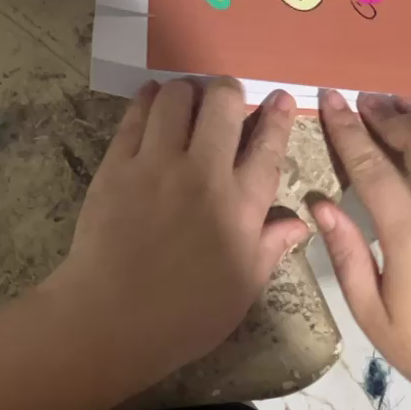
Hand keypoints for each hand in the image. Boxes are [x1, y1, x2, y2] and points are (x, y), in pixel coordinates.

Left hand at [45, 78, 308, 381]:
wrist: (111, 317)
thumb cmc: (184, 314)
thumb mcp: (242, 289)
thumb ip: (270, 247)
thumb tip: (300, 222)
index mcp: (240, 207)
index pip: (267, 148)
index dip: (276, 118)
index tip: (279, 97)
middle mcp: (203, 173)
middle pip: (223, 106)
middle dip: (229, 92)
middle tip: (225, 98)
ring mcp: (156, 164)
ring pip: (176, 99)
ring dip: (186, 92)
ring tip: (186, 99)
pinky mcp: (118, 164)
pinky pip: (136, 116)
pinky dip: (147, 100)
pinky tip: (152, 98)